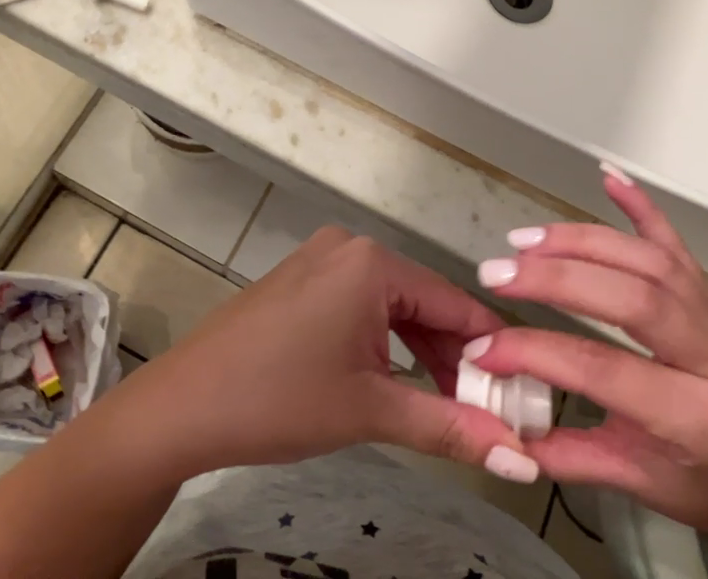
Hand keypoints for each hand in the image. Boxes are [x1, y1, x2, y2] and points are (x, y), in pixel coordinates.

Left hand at [110, 227, 539, 481]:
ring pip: (392, 307)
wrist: (183, 406)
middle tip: (487, 415)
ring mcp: (318, 261)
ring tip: (448, 408)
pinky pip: (360, 306)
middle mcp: (348, 248)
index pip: (457, 303)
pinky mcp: (299, 282)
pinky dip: (384, 342)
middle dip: (456, 359)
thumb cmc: (279, 400)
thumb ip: (452, 428)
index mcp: (371, 262)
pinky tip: (399, 381)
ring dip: (422, 354)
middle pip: (425, 302)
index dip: (494, 353)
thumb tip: (524, 459)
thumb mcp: (371, 412)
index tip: (524, 398)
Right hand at [463, 167, 707, 549]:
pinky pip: (677, 246)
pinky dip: (641, 207)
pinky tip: (609, 178)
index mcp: (697, 419)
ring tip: (524, 242)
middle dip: (557, 279)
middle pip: (635, 298)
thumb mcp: (641, 484)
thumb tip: (495, 428)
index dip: (535, 353)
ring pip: (652, 263)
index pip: (604, 369)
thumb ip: (569, 456)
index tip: (482, 351)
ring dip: (583, 243)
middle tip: (496, 272)